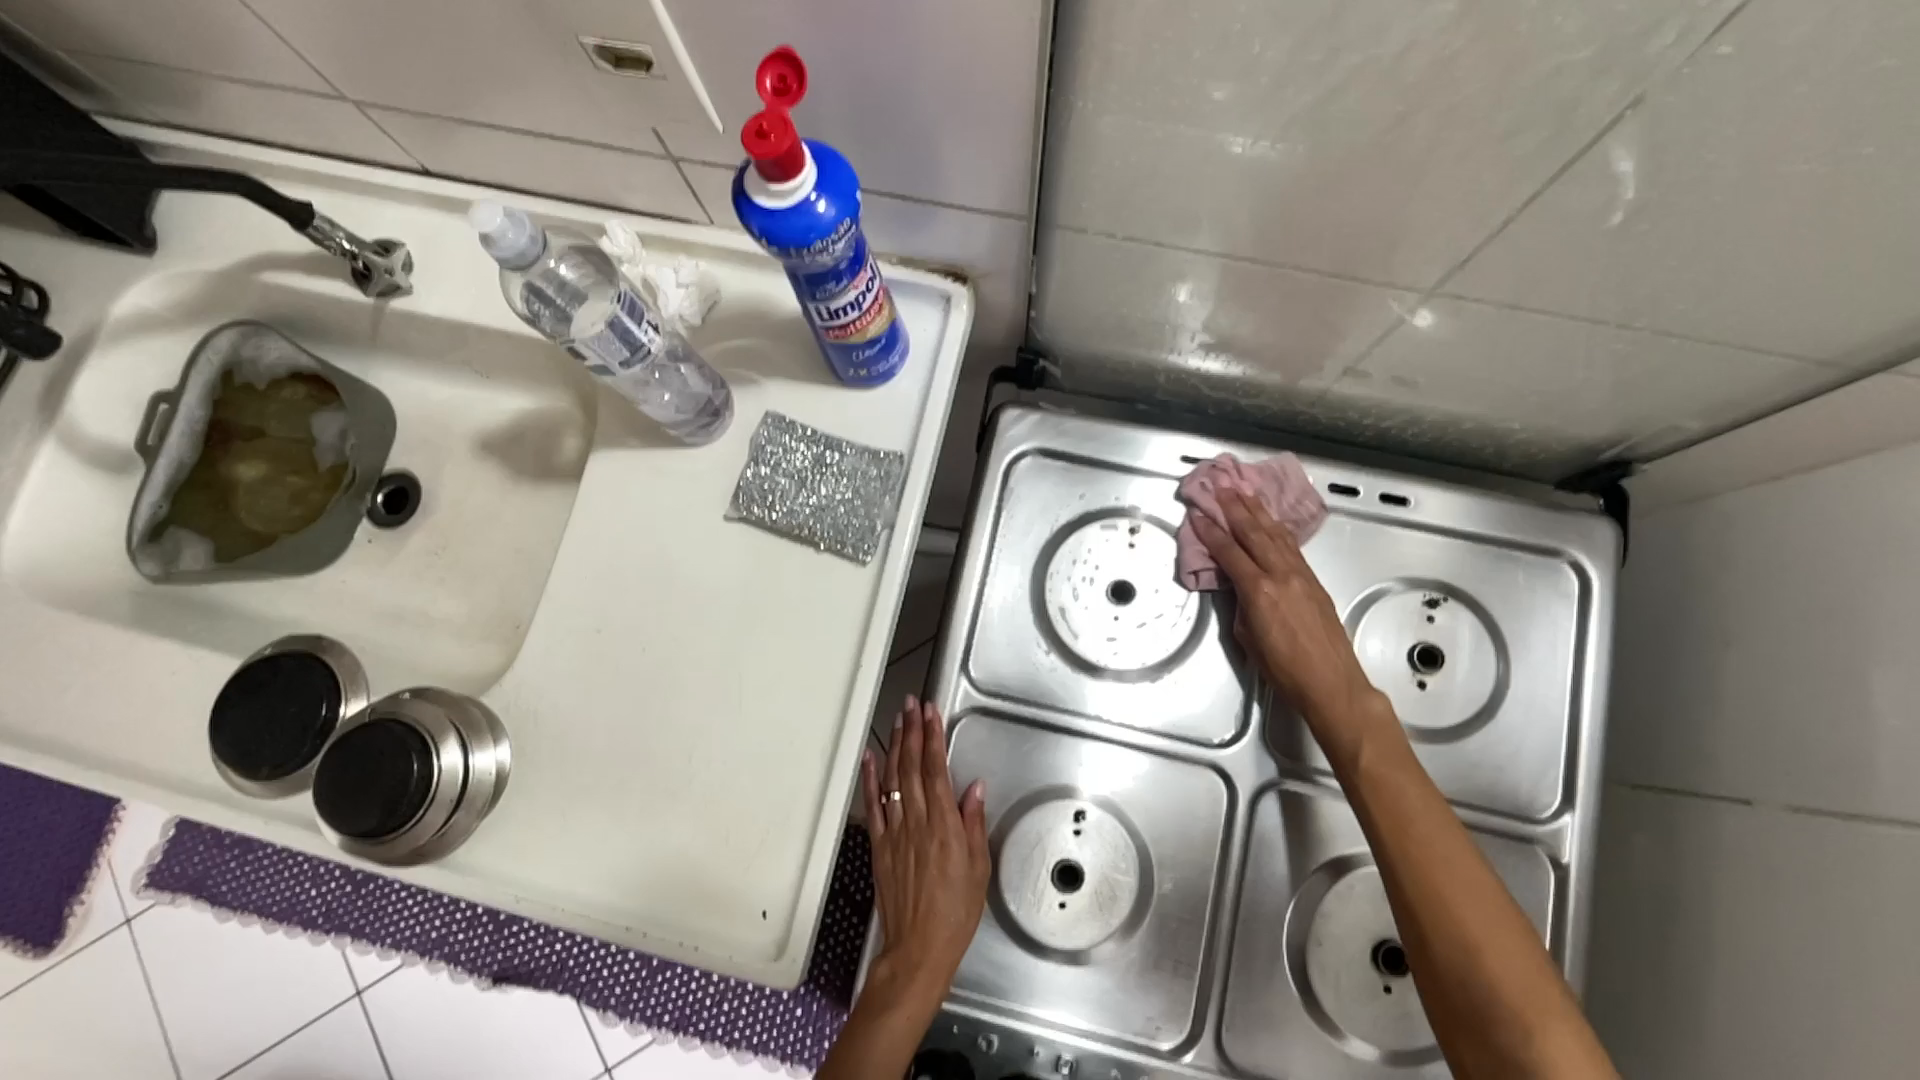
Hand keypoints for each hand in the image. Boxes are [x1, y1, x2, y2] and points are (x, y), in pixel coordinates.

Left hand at [860, 696, 989, 999]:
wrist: (918, 948)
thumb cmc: (955, 912)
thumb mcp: (978, 868)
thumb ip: (973, 824)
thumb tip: (973, 789)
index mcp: (944, 827)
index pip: (937, 770)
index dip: (932, 738)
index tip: (931, 714)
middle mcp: (916, 823)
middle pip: (912, 767)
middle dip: (912, 731)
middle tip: (912, 704)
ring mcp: (894, 832)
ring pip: (892, 779)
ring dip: (894, 745)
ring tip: (897, 719)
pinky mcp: (879, 845)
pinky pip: (873, 804)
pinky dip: (870, 778)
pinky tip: (871, 757)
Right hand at [1191, 490, 1380, 727]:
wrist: (1330, 682)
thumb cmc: (1284, 670)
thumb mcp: (1247, 639)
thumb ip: (1240, 606)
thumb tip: (1239, 589)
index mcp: (1259, 591)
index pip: (1229, 553)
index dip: (1211, 532)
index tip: (1199, 515)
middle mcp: (1281, 575)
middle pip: (1253, 533)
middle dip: (1235, 508)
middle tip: (1221, 487)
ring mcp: (1301, 576)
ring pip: (1275, 535)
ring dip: (1258, 512)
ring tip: (1245, 493)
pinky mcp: (1314, 582)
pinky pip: (1291, 547)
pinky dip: (1278, 529)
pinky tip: (1271, 521)